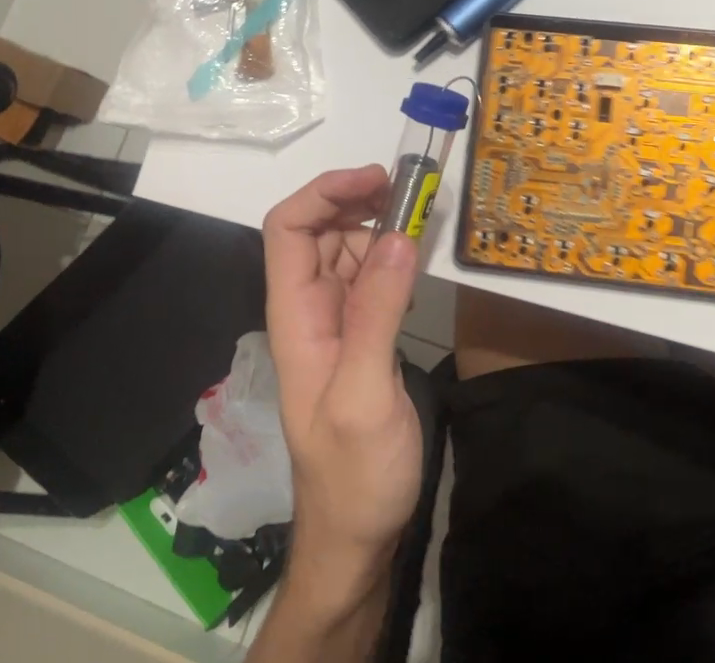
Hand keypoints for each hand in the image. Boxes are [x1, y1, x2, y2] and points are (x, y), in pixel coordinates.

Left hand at [261, 166, 423, 590]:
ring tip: (425, 216)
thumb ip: (377, 314)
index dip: (325, 193)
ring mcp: (336, 325)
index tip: (380, 180)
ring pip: (346, 252)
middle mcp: (310, 311)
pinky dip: (393, 258)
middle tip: (416, 194)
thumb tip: (399, 236)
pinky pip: (371, 281)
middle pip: (318, 232)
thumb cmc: (354, 473)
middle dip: (358, 201)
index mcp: (296, 317)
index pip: (289, 231)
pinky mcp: (361, 340)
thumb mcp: (364, 394)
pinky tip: (420, 257)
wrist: (357, 534)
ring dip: (379, 226)